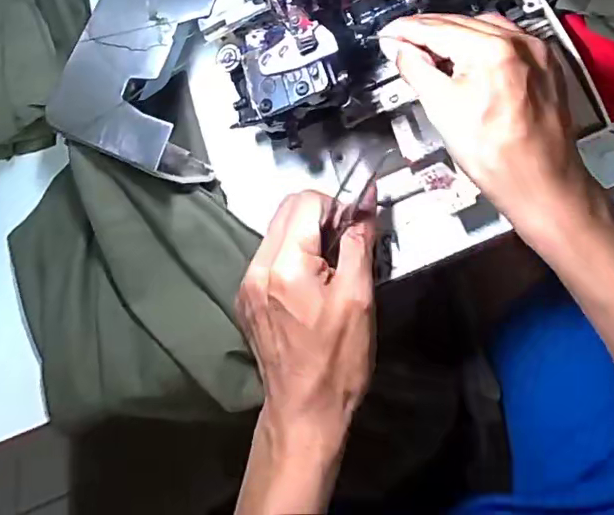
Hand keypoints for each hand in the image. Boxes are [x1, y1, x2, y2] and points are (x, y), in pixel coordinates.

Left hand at [234, 191, 374, 514]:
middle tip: (347, 244)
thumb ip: (359, 240)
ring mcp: (247, 283)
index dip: (338, 207)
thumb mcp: (358, 296)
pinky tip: (314, 279)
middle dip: (323, 215)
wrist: (304, 413)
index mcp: (284, 266)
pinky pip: (272, 252)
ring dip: (309, 232)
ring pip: (279, 228)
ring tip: (332, 264)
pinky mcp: (247, 297)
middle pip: (288, 208)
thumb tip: (366, 199)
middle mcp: (257, 268)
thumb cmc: (338, 358)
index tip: (356, 231)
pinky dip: (296, 251)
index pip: (307, 201)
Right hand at [379, 13, 604, 241]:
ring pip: (484, 28)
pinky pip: (507, 42)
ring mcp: (537, 52)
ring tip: (430, 49)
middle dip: (428, 31)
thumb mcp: (442, 110)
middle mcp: (521, 43)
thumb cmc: (501, 160)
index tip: (390, 33)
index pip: (438, 28)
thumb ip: (416, 70)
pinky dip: (481, 45)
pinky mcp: (545, 64)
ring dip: (455, 35)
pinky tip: (466, 57)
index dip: (406, 30)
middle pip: (461, 23)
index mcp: (494, 50)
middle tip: (401, 40)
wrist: (543, 186)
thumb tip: (400, 49)